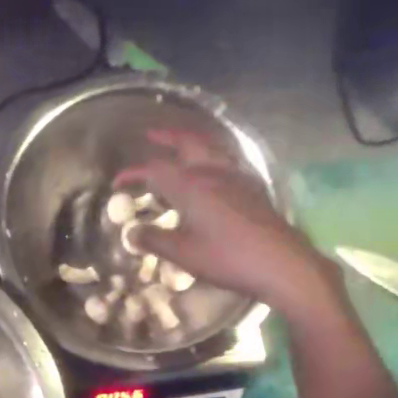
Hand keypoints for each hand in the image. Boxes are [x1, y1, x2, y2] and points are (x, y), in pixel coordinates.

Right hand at [113, 128, 326, 308]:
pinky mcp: (253, 187)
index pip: (155, 169)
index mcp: (191, 185)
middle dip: (166, 136)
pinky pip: (227, 159)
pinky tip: (213, 168)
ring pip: (210, 146)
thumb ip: (155, 240)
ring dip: (191, 141)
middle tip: (151, 135)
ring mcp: (237, 176)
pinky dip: (212, 155)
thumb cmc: (227, 258)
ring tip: (180, 145)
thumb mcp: (184, 254)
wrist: (280, 262)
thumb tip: (132, 232)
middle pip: (187, 142)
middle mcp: (213, 172)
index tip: (118, 183)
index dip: (134, 173)